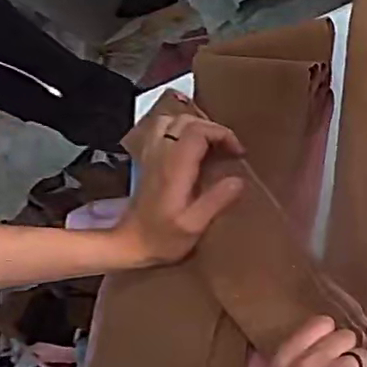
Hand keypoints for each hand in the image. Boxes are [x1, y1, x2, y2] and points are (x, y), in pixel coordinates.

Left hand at [112, 114, 244, 264]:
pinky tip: (190, 147)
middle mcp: (160, 156)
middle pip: (185, 121)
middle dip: (213, 129)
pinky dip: (178, 131)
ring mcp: (150, 157)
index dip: (222, 135)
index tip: (238, 153)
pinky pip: (160, 132)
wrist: (127, 245)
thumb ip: (216, 201)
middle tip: (230, 150)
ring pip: (170, 122)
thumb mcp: (194, 225)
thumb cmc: (162, 239)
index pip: (197, 131)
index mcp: (174, 169)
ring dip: (194, 127)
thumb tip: (239, 180)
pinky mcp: (146, 162)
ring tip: (211, 144)